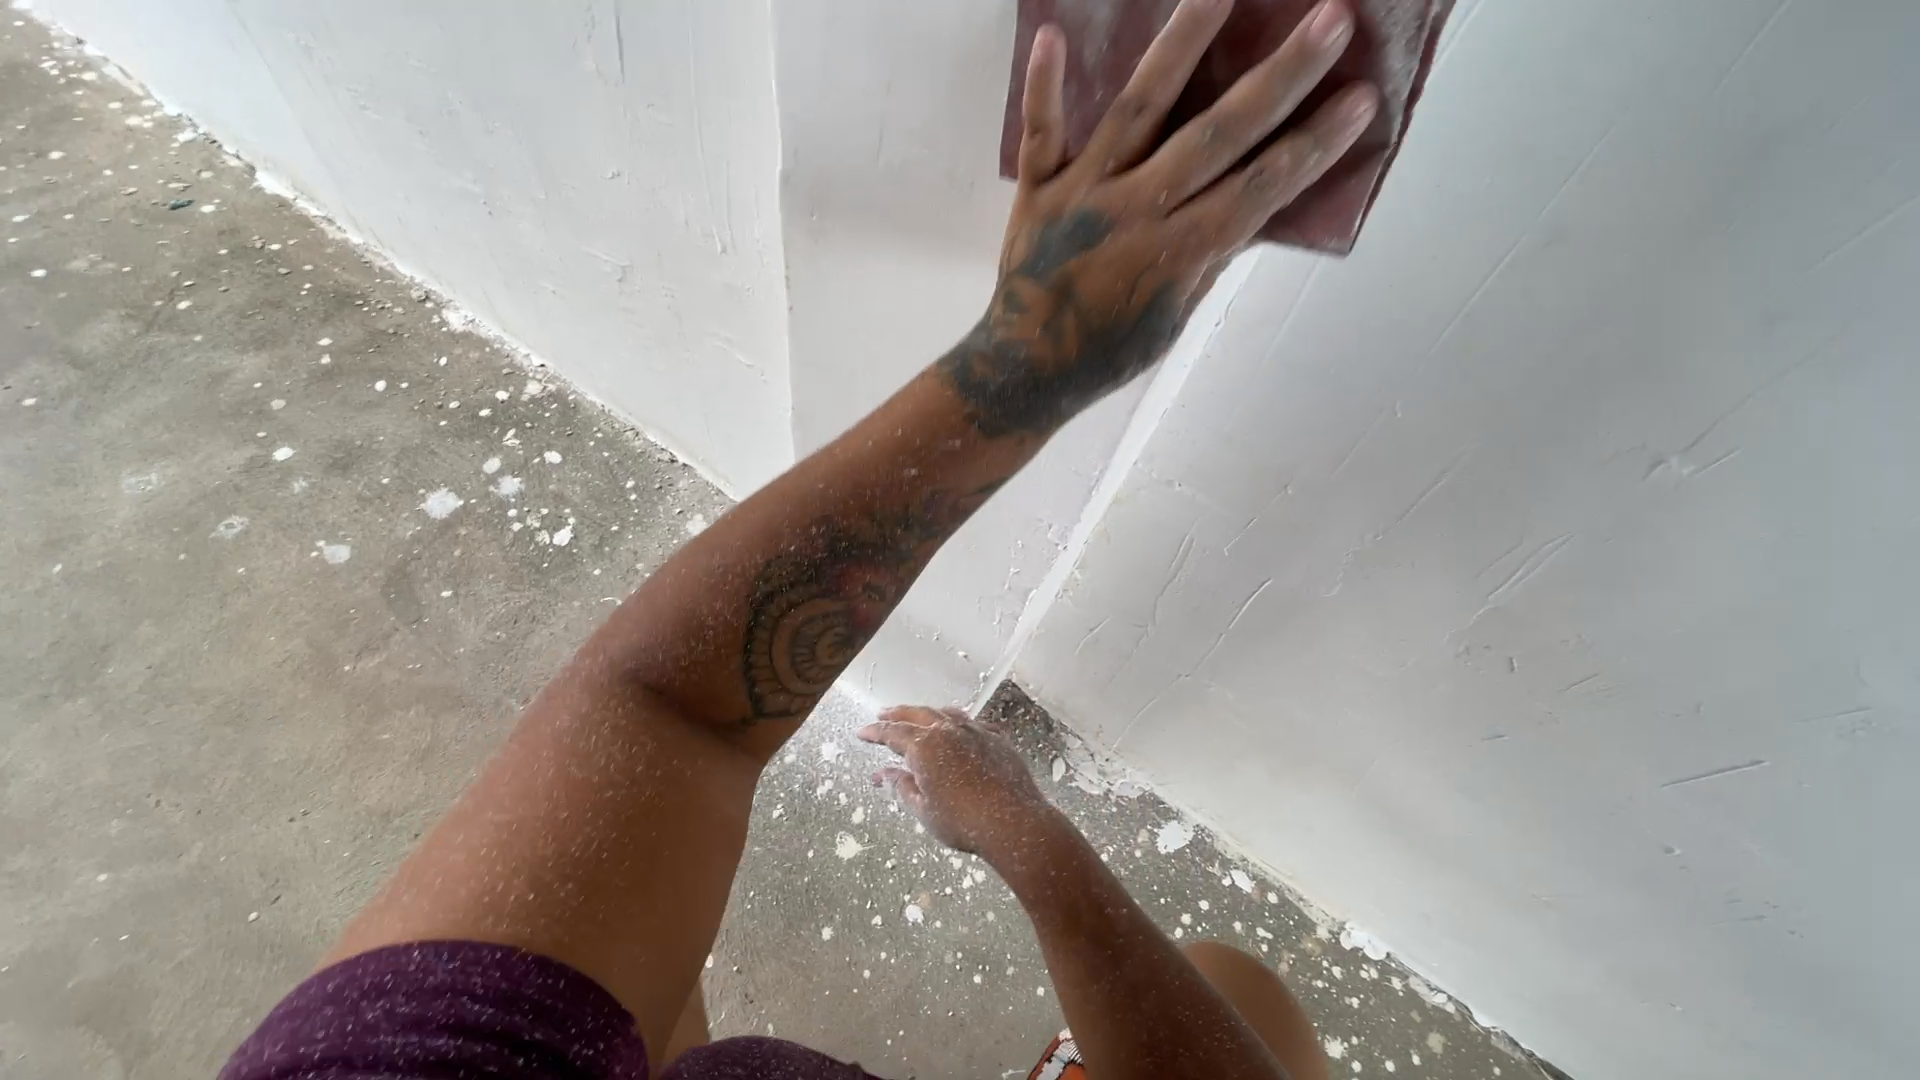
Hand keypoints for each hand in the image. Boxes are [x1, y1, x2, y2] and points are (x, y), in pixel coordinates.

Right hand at [859, 705, 1057, 857]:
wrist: (1013, 822)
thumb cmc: (962, 821)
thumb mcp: (923, 809)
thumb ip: (901, 786)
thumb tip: (882, 775)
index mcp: (924, 747)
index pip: (892, 733)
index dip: (875, 732)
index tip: (862, 732)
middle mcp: (948, 731)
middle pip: (917, 714)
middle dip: (898, 714)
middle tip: (884, 714)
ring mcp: (975, 731)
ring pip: (946, 714)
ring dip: (927, 713)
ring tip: (917, 715)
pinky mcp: (996, 738)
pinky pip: (973, 723)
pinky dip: (958, 723)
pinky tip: (959, 728)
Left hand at [939, 0, 1378, 438]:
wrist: (1025, 371)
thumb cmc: (1106, 353)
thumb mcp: (1172, 319)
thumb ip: (1208, 261)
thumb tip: (1251, 210)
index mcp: (1177, 252)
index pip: (1259, 189)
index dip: (1312, 146)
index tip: (1361, 98)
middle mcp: (1135, 210)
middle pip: (1214, 136)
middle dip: (1277, 80)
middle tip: (1330, 20)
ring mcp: (1083, 194)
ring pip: (1137, 111)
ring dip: (1180, 46)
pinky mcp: (1037, 191)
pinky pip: (1041, 135)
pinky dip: (1044, 89)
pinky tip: (1053, 33)